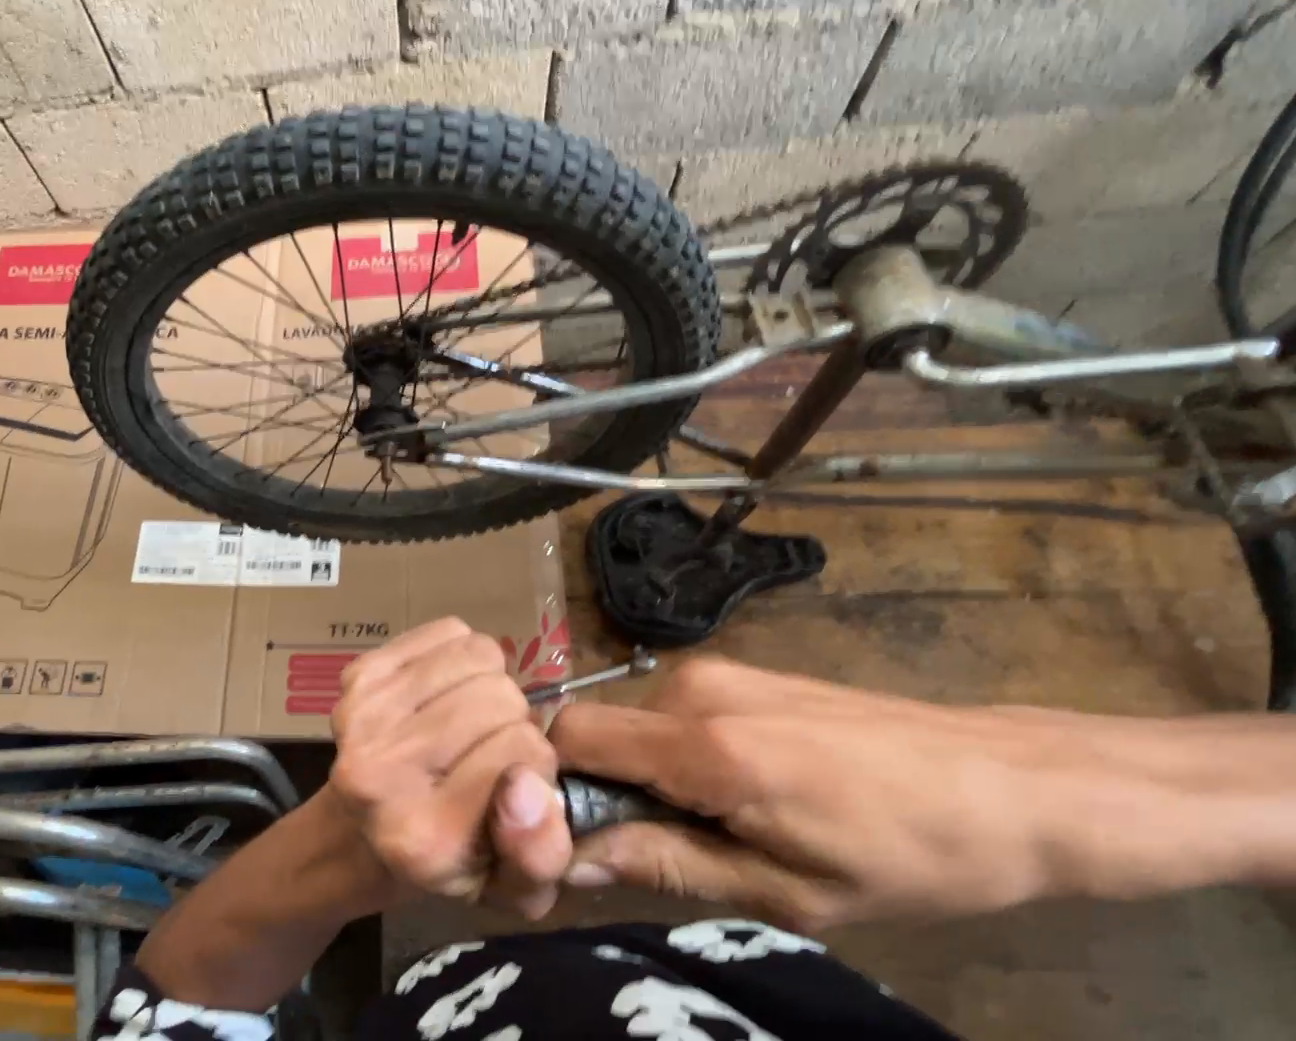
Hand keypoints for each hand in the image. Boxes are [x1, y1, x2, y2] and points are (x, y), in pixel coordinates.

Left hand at [326, 617, 572, 917]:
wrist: (358, 832)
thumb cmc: (447, 857)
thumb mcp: (509, 885)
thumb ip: (539, 853)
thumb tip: (529, 786)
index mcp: (425, 839)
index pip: (523, 749)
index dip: (535, 762)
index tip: (514, 784)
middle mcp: (380, 776)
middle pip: (499, 696)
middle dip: (513, 719)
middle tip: (489, 750)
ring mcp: (361, 718)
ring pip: (478, 657)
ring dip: (491, 682)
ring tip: (471, 721)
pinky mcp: (357, 675)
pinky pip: (449, 631)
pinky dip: (463, 654)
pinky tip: (446, 693)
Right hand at [548, 657, 1257, 930]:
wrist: (1012, 784)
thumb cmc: (910, 853)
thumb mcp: (787, 890)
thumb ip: (668, 864)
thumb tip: (573, 858)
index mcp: (704, 746)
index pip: (569, 736)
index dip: (551, 785)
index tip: (566, 839)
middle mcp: (694, 688)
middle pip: (593, 732)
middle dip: (597, 789)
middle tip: (644, 851)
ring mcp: (717, 672)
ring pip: (627, 725)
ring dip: (638, 776)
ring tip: (704, 827)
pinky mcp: (738, 672)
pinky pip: (666, 715)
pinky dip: (669, 756)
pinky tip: (733, 793)